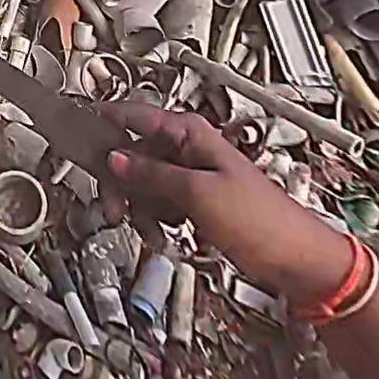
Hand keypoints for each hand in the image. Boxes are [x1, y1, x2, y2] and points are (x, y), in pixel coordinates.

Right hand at [100, 101, 353, 302]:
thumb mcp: (196, 192)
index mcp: (188, 132)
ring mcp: (187, 173)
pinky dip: (153, 218)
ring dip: (138, 207)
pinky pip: (156, 201)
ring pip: (140, 181)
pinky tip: (162, 235)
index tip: (76, 128)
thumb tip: (114, 157)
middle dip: (121, 183)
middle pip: (131, 153)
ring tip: (150, 231)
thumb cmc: (262, 221)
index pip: (132, 114)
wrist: (302, 264)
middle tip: (114, 207)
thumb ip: (149, 173)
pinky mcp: (191, 198)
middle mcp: (184, 147)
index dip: (102, 119)